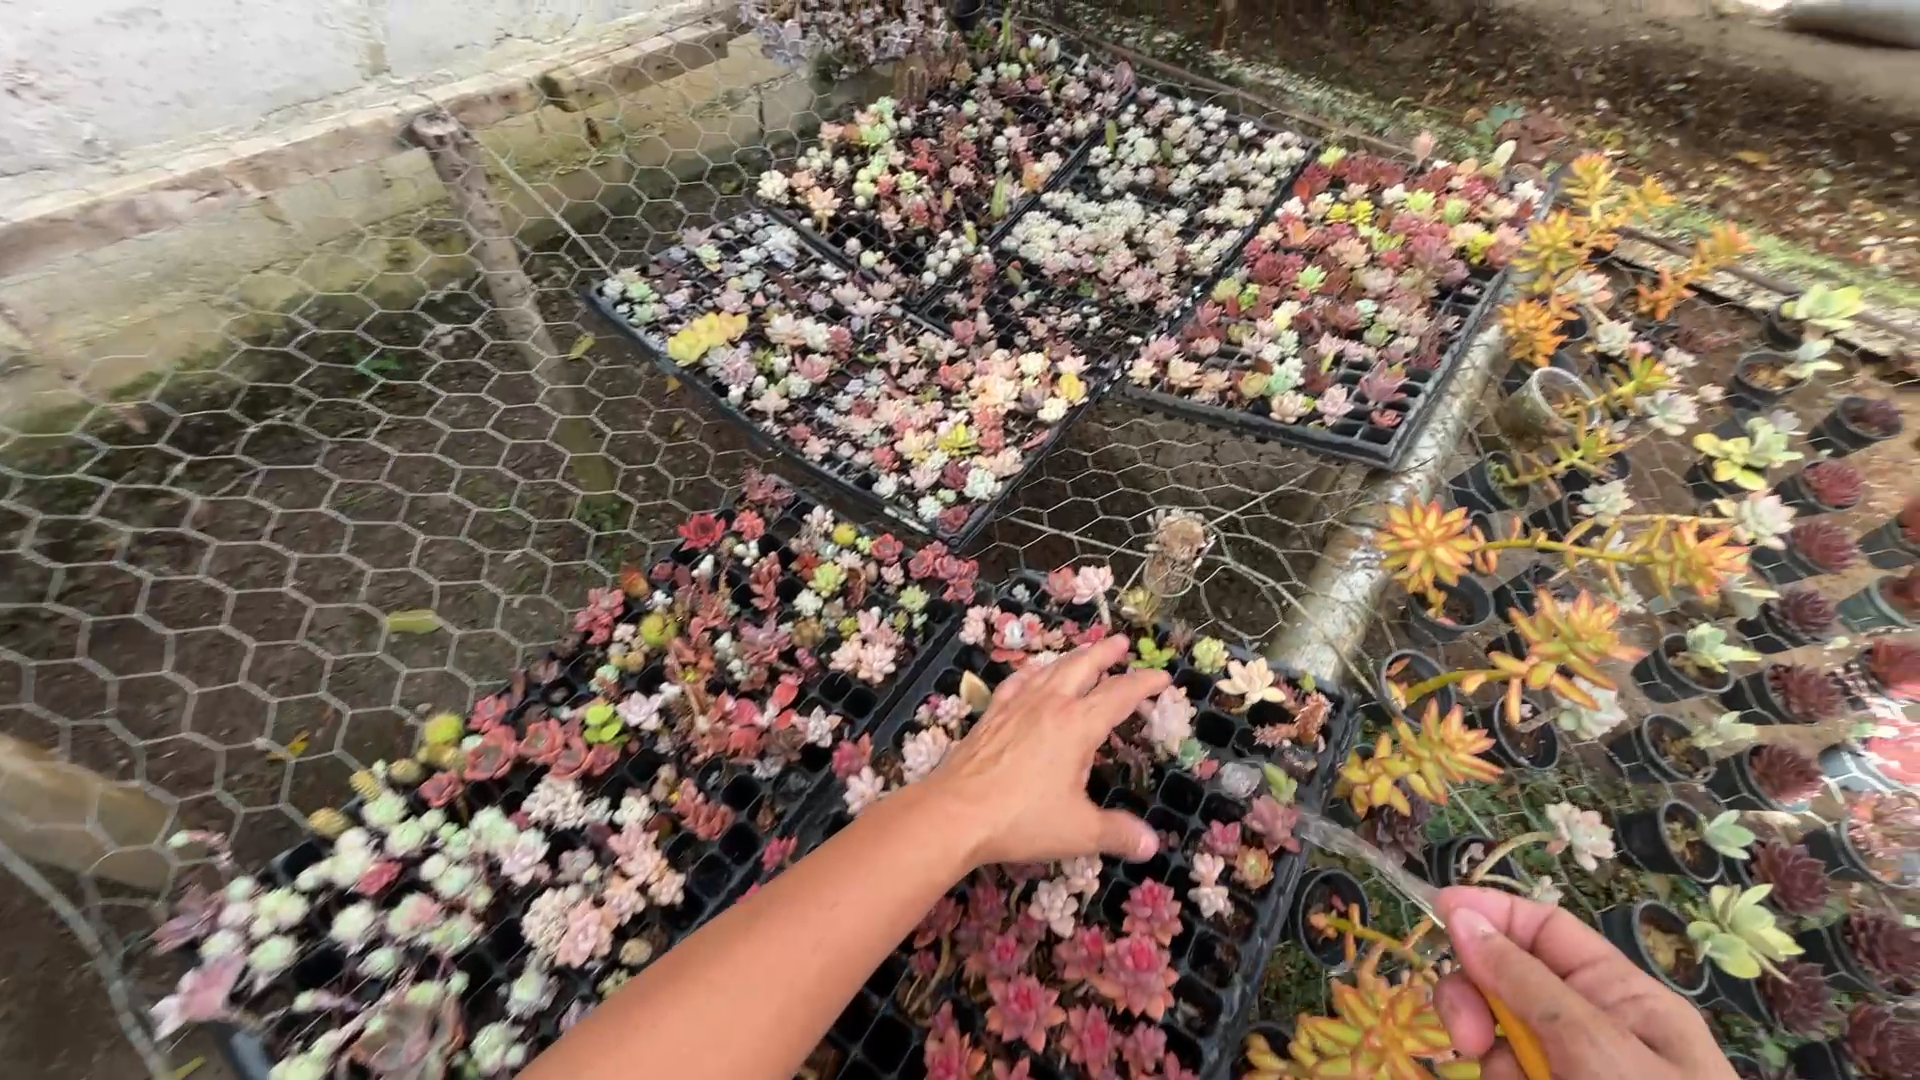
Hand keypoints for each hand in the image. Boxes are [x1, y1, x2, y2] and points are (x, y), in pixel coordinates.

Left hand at [922, 634, 1165, 867]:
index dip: (1143, 683)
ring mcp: (1016, 705)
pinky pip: (1017, 682)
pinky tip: (1032, 675)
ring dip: (1072, 657)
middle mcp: (1049, 705)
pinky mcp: (992, 714)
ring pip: (1050, 669)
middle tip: (1121, 642)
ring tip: (1084, 652)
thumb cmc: (1022, 819)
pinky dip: (1033, 673)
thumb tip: (1151, 844)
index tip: (1162, 676)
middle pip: (1082, 666)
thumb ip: (1117, 833)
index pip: (1119, 694)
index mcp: (1077, 725)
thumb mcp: (1079, 831)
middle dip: (1105, 652)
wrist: (956, 812)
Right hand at [1433, 887, 1735, 1079]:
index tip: (1436, 913)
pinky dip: (1497, 1079)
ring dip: (1485, 1051)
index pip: (1544, 930)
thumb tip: (1459, 914)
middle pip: (1506, 977)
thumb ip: (1525, 981)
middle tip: (1463, 1034)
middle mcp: (1594, 1028)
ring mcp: (1570, 1071)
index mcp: (1623, 1000)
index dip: (1490, 913)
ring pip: (1494, 1031)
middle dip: (1473, 995)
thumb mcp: (1598, 1051)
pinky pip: (1501, 1073)